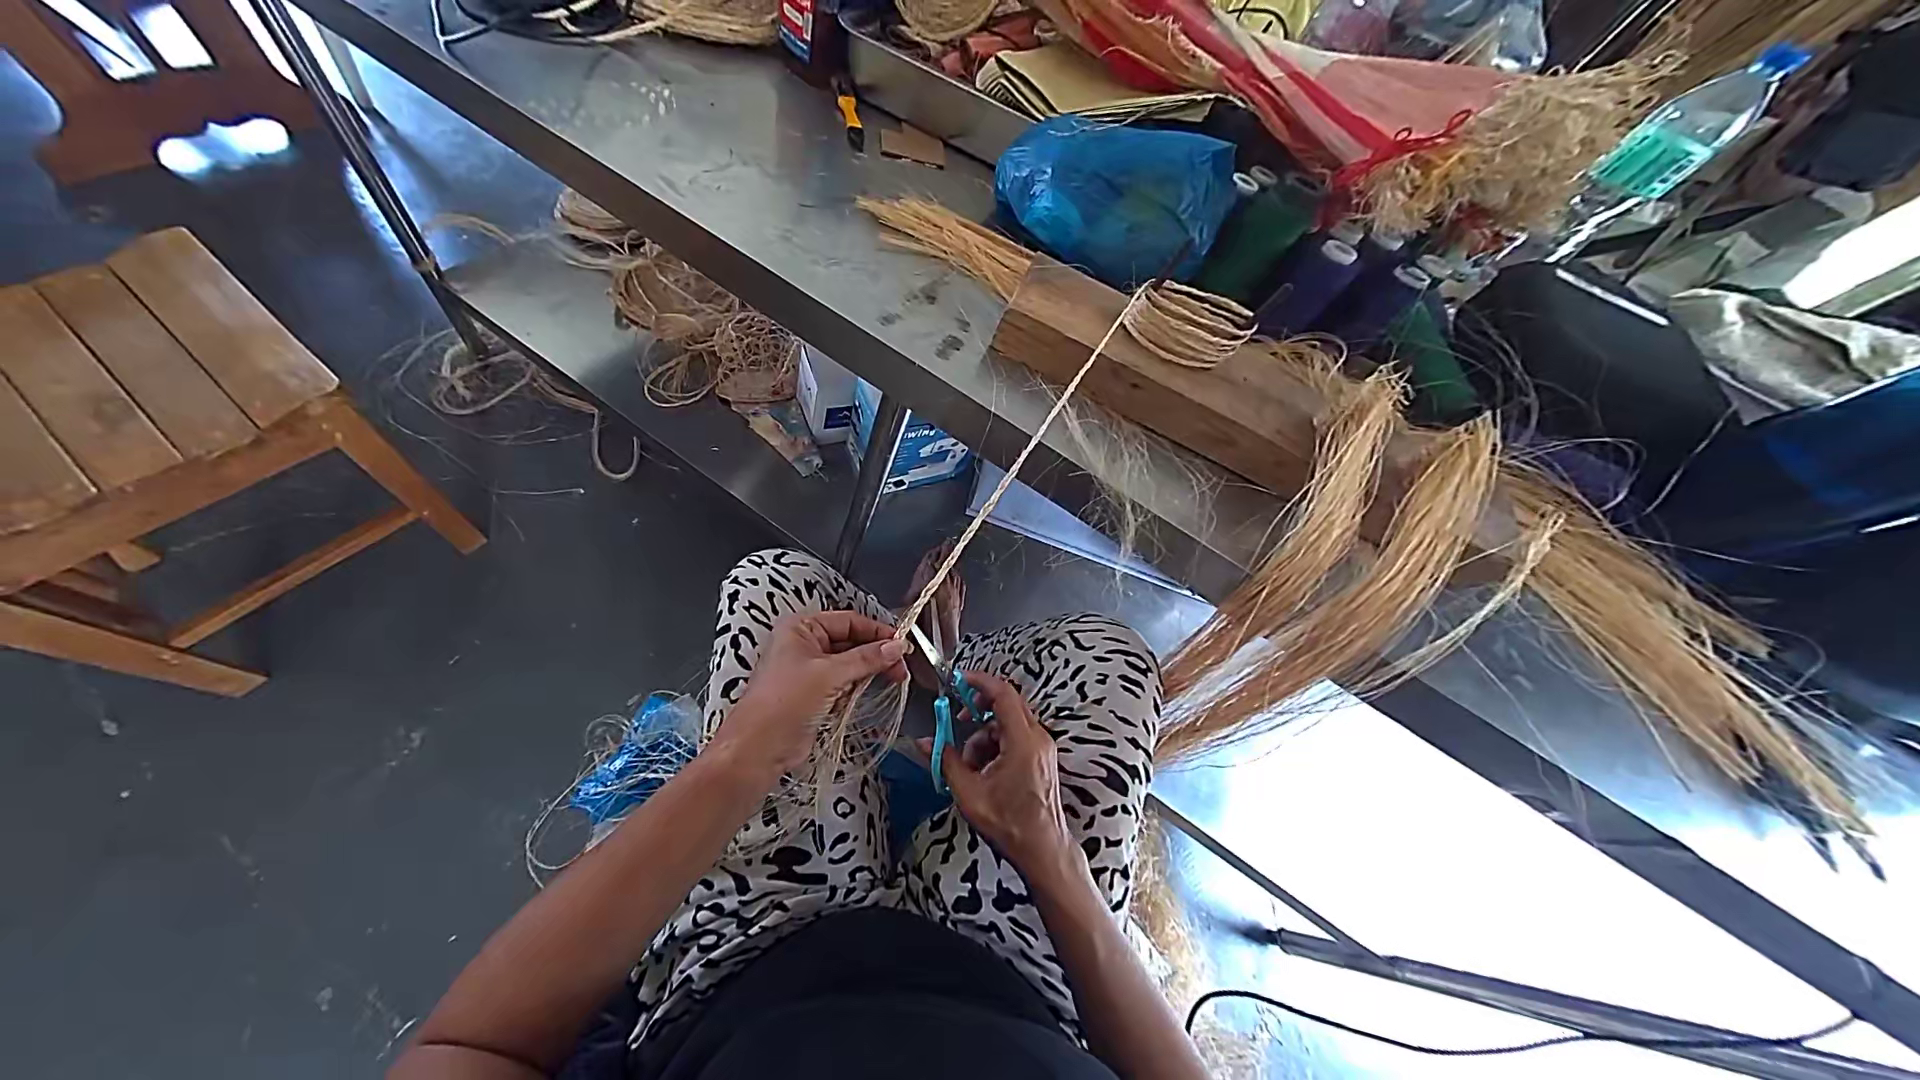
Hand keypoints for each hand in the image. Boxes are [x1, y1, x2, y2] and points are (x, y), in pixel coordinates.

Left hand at [712, 611, 907, 782]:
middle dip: (877, 653)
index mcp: (802, 628)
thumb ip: (867, 658)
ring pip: (850, 663)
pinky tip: (873, 691)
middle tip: (901, 666)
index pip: (849, 620)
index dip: (876, 631)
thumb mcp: (829, 673)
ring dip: (871, 671)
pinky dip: (859, 687)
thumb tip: (897, 646)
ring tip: (894, 679)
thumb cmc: (784, 702)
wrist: (758, 749)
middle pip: (852, 641)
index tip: (902, 643)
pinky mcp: (815, 694)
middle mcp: (805, 645)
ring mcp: (810, 671)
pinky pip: (845, 683)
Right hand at [919, 672, 1074, 874]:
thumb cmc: (1012, 825)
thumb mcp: (968, 792)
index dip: (979, 682)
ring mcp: (1042, 747)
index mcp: (1023, 742)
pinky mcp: (1040, 756)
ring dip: (984, 734)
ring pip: (1007, 722)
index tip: (959, 679)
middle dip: (978, 710)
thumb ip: (945, 761)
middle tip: (959, 721)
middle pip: (1006, 704)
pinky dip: (995, 744)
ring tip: (971, 763)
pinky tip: (983, 769)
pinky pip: (1014, 736)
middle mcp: (1037, 738)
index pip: (1003, 694)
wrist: (1042, 849)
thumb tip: (926, 743)